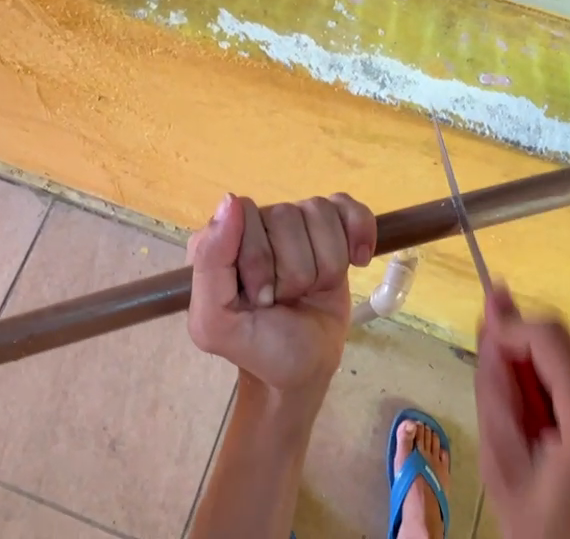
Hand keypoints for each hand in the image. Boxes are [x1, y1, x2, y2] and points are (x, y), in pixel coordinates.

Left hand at [187, 193, 376, 392]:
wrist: (305, 369)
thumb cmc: (258, 347)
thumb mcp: (216, 323)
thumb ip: (210, 263)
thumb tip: (231, 201)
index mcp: (222, 238)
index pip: (246, 213)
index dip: (260, 259)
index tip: (261, 299)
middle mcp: (258, 223)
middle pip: (286, 215)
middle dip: (294, 270)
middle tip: (287, 299)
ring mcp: (298, 223)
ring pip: (320, 213)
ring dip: (325, 264)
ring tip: (312, 290)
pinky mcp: (333, 228)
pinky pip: (349, 206)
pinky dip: (359, 232)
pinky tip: (357, 260)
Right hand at [476, 289, 569, 538]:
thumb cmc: (552, 537)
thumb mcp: (506, 471)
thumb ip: (495, 391)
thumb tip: (490, 323)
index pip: (547, 332)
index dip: (508, 326)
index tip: (479, 335)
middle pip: (558, 358)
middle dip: (522, 375)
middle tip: (503, 420)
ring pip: (569, 379)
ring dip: (540, 398)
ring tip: (531, 451)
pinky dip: (562, 414)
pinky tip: (555, 458)